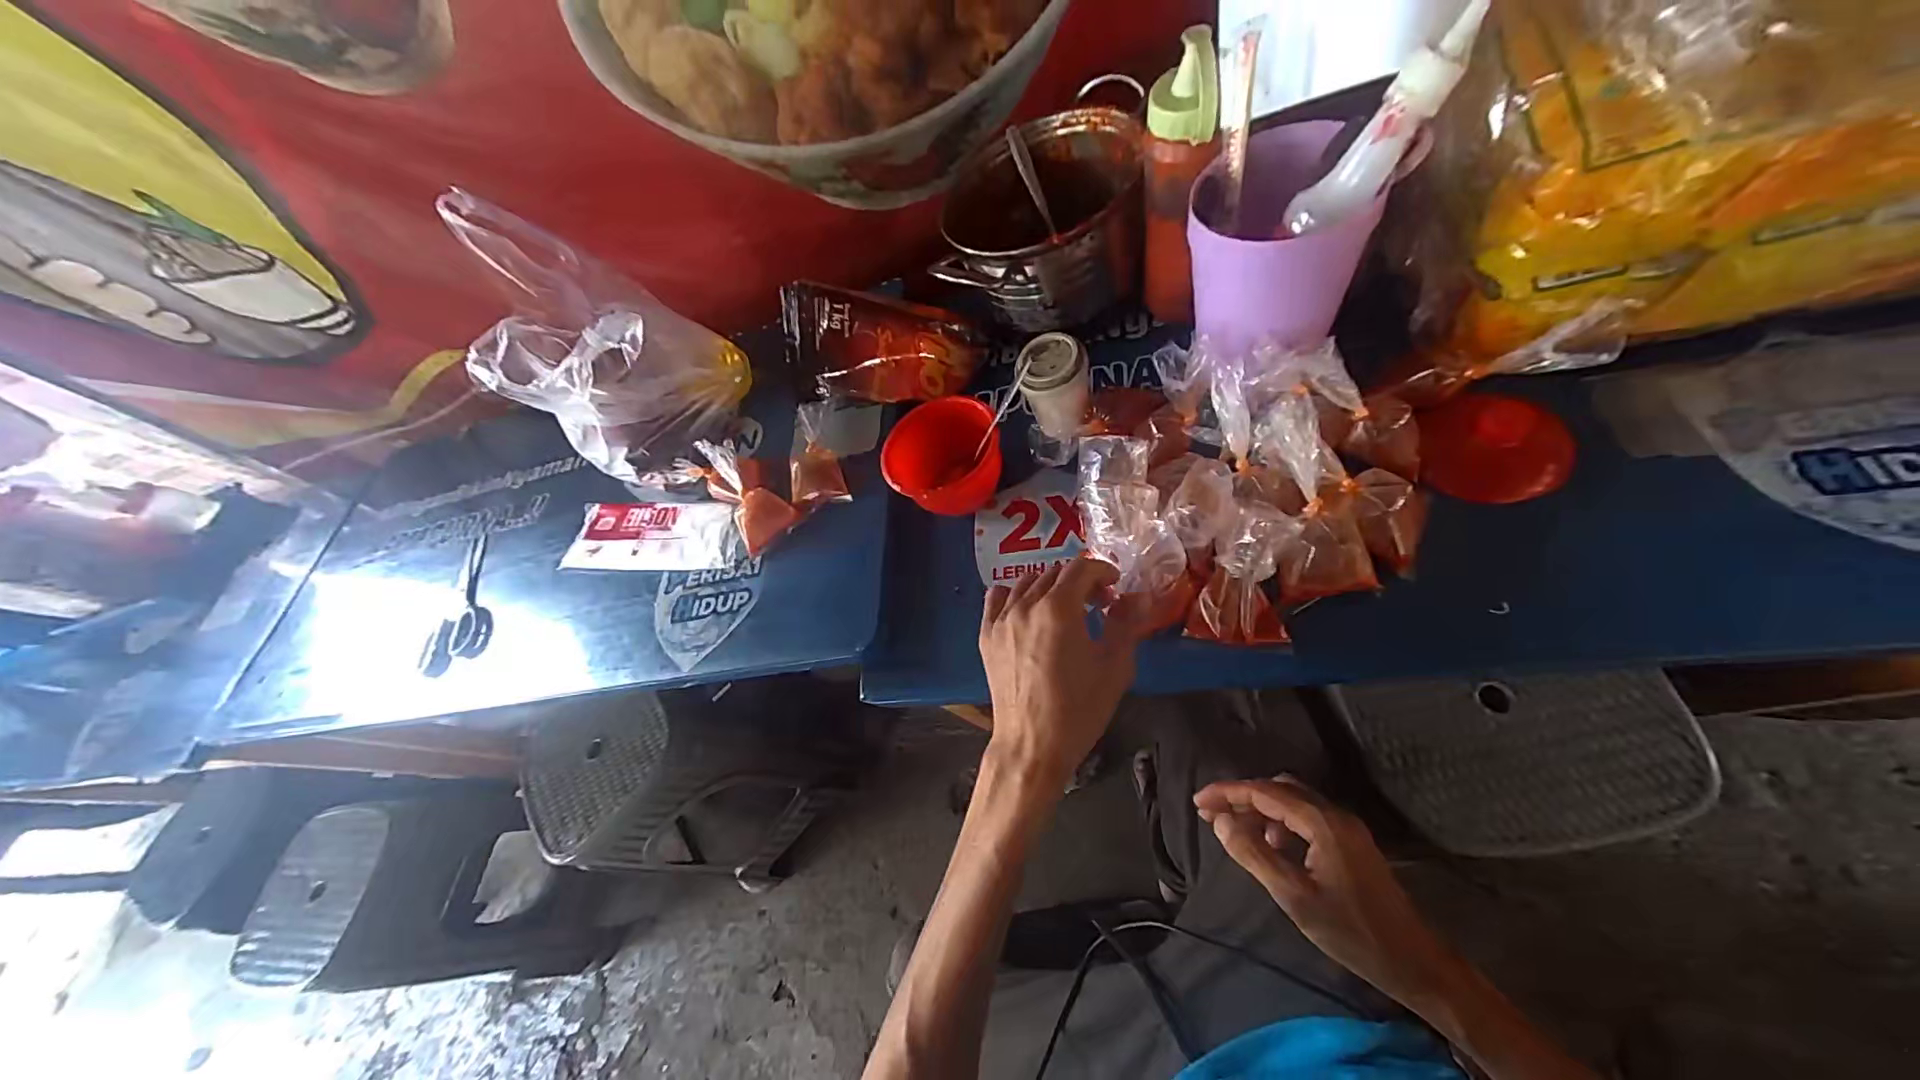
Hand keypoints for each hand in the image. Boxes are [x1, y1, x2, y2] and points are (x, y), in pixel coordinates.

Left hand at [978, 558, 1150, 786]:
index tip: (1114, 586)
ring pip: (1026, 581)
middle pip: (1054, 573)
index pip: (1081, 568)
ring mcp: (1001, 619)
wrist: (1033, 744)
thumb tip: (1137, 596)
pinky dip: (1015, 595)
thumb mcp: (1114, 667)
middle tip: (1097, 603)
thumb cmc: (1078, 710)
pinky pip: (997, 598)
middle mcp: (1026, 606)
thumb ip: (1126, 624)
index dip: (1103, 570)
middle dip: (1080, 581)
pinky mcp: (986, 635)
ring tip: (1064, 608)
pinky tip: (1028, 612)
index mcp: (1058, 609)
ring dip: (1049, 586)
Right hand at [1195, 776, 1454, 1003]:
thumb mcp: (1293, 895)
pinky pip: (1306, 816)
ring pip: (1293, 801)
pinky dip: (1280, 821)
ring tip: (1236, 831)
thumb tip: (1219, 820)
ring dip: (1260, 808)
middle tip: (1212, 815)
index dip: (1227, 793)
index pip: (1264, 792)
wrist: (1415, 963)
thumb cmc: (1351, 931)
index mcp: (1322, 822)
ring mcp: (1346, 828)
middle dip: (1242, 797)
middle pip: (1279, 789)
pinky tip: (1271, 844)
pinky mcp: (1350, 843)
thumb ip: (1253, 853)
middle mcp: (1335, 815)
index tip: (1197, 803)